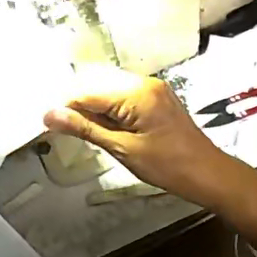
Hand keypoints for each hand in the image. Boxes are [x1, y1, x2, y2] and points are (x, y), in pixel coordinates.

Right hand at [42, 71, 243, 204]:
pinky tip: (106, 130)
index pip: (88, 93)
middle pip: (99, 88)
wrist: (208, 173)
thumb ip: (86, 129)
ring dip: (96, 111)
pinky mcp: (158, 99)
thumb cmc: (167, 165)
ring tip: (84, 133)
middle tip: (63, 129)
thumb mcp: (123, 149)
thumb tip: (50, 115)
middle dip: (80, 107)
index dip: (66, 108)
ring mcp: (154, 90)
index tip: (48, 123)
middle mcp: (145, 83)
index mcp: (136, 93)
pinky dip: (113, 113)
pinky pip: (127, 98)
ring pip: (112, 93)